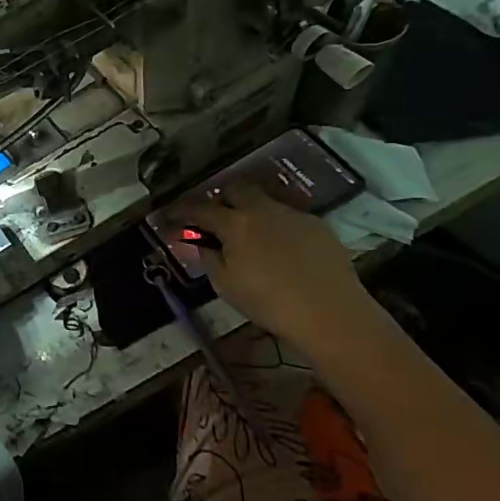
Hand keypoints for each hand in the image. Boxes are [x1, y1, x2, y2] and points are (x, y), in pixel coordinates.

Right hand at [175, 183, 369, 343]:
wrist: (329, 311)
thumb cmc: (268, 302)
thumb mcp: (226, 286)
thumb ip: (210, 258)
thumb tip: (203, 243)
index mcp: (235, 223)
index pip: (200, 209)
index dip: (182, 211)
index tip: (170, 216)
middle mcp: (263, 209)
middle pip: (236, 189)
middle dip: (221, 198)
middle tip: (215, 218)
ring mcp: (293, 214)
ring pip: (265, 201)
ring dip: (251, 211)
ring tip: (250, 236)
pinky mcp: (317, 224)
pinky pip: (288, 217)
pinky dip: (277, 227)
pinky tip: (282, 250)